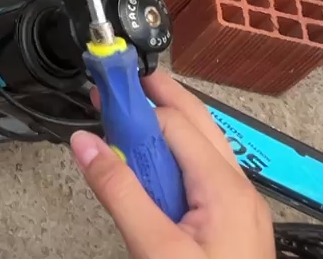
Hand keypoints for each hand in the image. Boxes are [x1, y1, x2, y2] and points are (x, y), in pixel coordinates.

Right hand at [70, 71, 273, 258]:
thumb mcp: (155, 250)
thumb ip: (118, 190)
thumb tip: (83, 141)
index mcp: (225, 189)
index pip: (171, 123)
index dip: (133, 103)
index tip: (99, 87)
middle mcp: (238, 191)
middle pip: (196, 122)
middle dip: (156, 96)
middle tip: (117, 80)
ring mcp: (239, 210)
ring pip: (200, 146)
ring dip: (162, 126)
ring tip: (125, 115)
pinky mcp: (231, 228)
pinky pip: (199, 175)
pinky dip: (170, 158)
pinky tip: (148, 167)